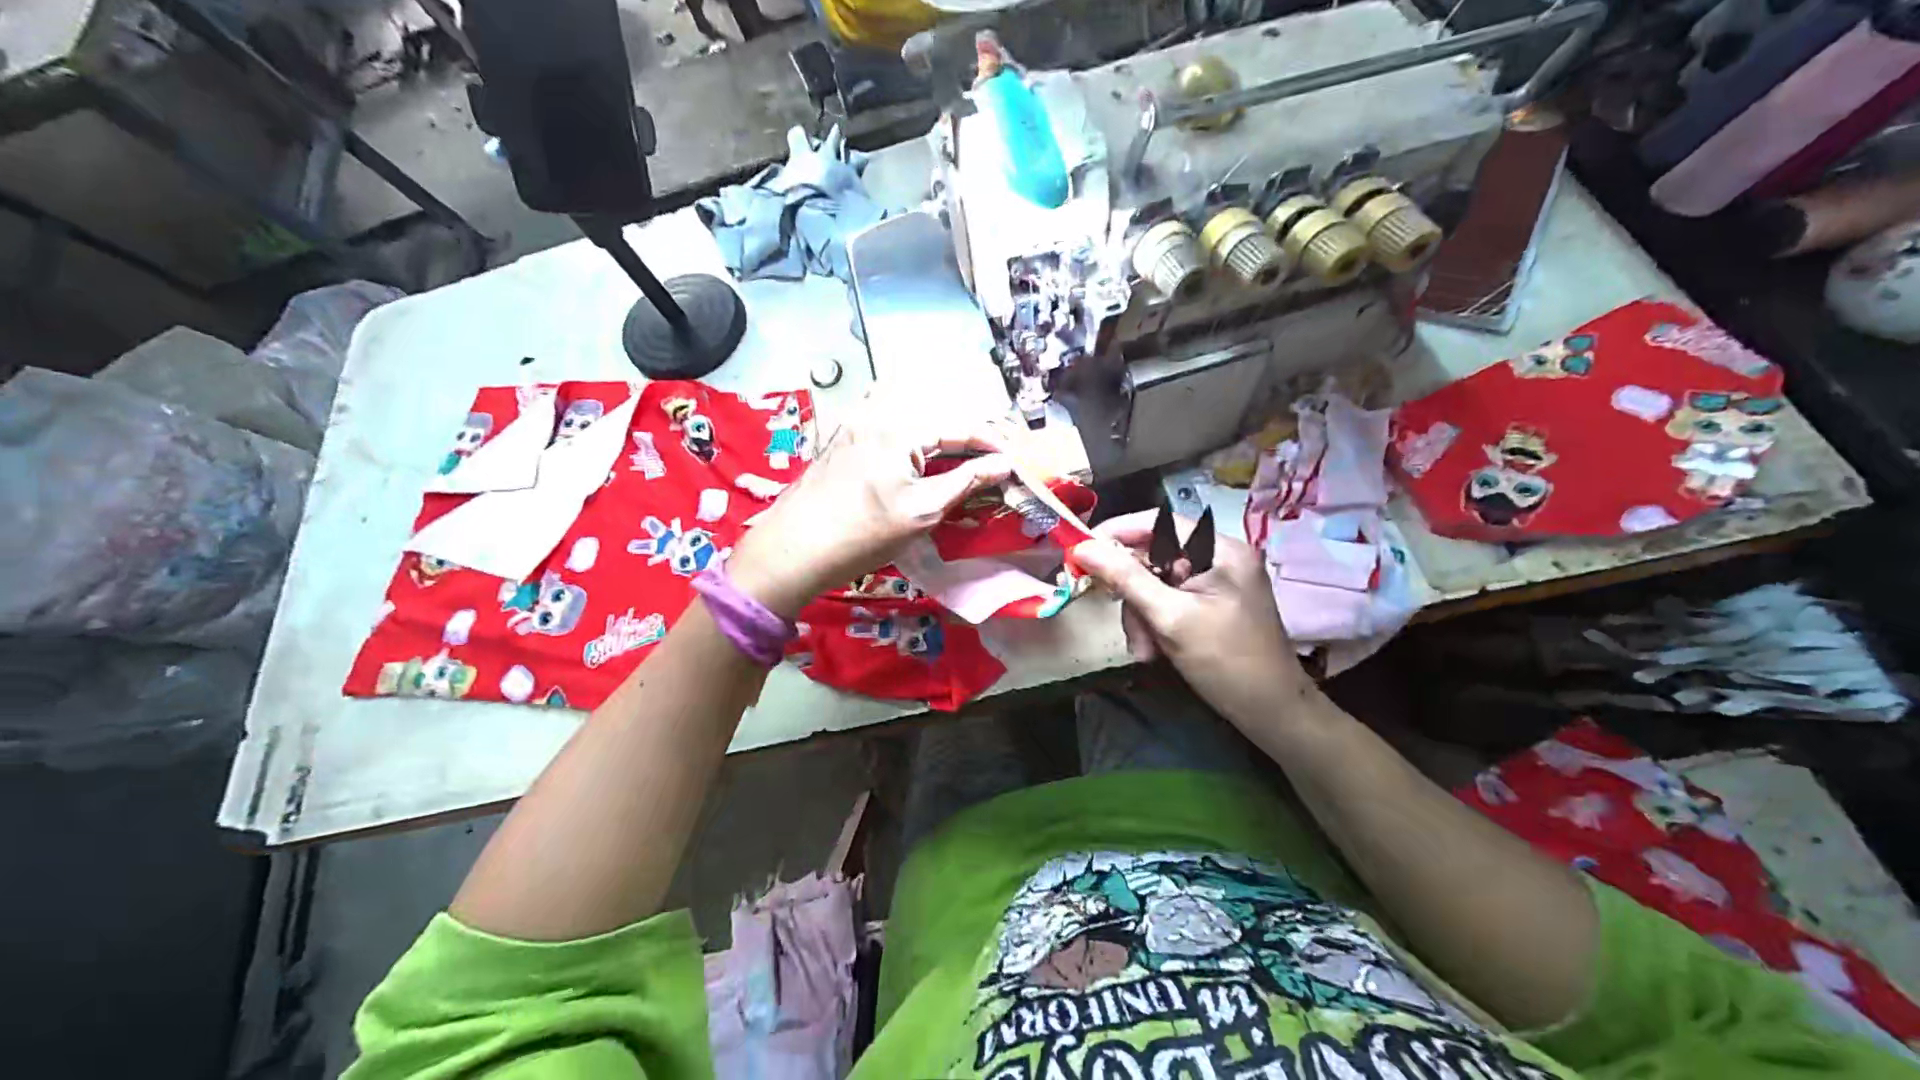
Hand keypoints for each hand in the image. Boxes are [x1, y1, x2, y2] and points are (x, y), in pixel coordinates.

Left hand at [729, 399, 1011, 618]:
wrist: (794, 550)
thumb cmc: (863, 533)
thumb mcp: (922, 511)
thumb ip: (965, 481)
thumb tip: (1002, 464)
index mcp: (899, 427)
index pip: (958, 425)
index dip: (990, 441)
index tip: (1013, 458)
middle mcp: (876, 414)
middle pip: (936, 414)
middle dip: (968, 434)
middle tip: (993, 456)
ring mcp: (855, 425)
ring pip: (912, 416)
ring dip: (941, 432)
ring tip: (963, 455)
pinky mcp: (844, 440)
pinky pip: (889, 424)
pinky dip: (914, 434)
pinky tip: (922, 452)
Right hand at [1069, 511, 1310, 726]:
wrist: (1272, 712)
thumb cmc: (1225, 662)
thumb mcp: (1169, 618)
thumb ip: (1125, 579)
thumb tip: (1083, 548)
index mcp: (1220, 550)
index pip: (1158, 523)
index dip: (1117, 533)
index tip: (1082, 550)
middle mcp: (1221, 557)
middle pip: (1154, 558)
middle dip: (1133, 594)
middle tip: (1128, 628)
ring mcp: (1218, 581)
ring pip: (1156, 583)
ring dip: (1142, 616)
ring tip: (1146, 650)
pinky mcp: (1214, 603)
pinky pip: (1170, 600)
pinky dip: (1156, 623)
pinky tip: (1156, 650)